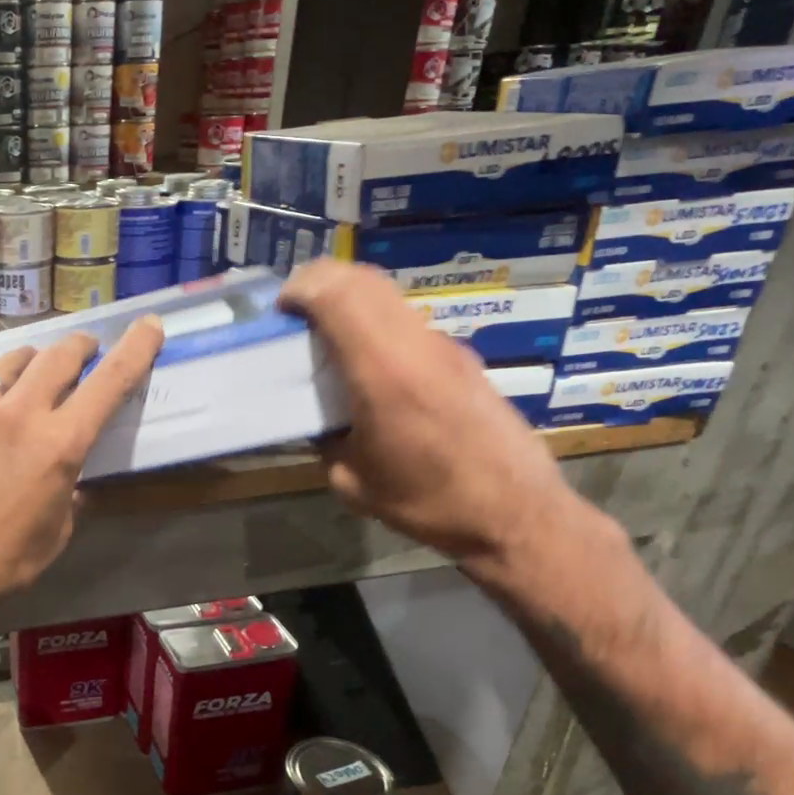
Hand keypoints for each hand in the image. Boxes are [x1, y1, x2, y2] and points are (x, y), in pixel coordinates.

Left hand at [0, 320, 164, 620]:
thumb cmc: (8, 560)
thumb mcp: (61, 524)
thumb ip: (71, 478)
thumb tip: (72, 459)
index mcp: (57, 444)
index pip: (109, 381)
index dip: (135, 348)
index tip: (147, 327)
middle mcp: (13, 415)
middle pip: (56, 356)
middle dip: (78, 349)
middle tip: (82, 354)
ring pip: (3, 364)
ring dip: (25, 367)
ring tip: (24, 380)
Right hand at [283, 259, 588, 565]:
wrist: (514, 513)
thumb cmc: (427, 502)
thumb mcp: (352, 480)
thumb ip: (326, 440)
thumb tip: (318, 423)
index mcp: (383, 372)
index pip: (338, 295)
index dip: (301, 288)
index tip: (278, 309)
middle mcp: (416, 346)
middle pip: (364, 281)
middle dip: (322, 282)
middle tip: (294, 310)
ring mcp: (444, 349)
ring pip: (389, 297)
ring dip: (350, 301)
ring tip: (324, 335)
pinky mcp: (461, 360)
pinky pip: (406, 323)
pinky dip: (374, 323)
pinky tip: (363, 363)